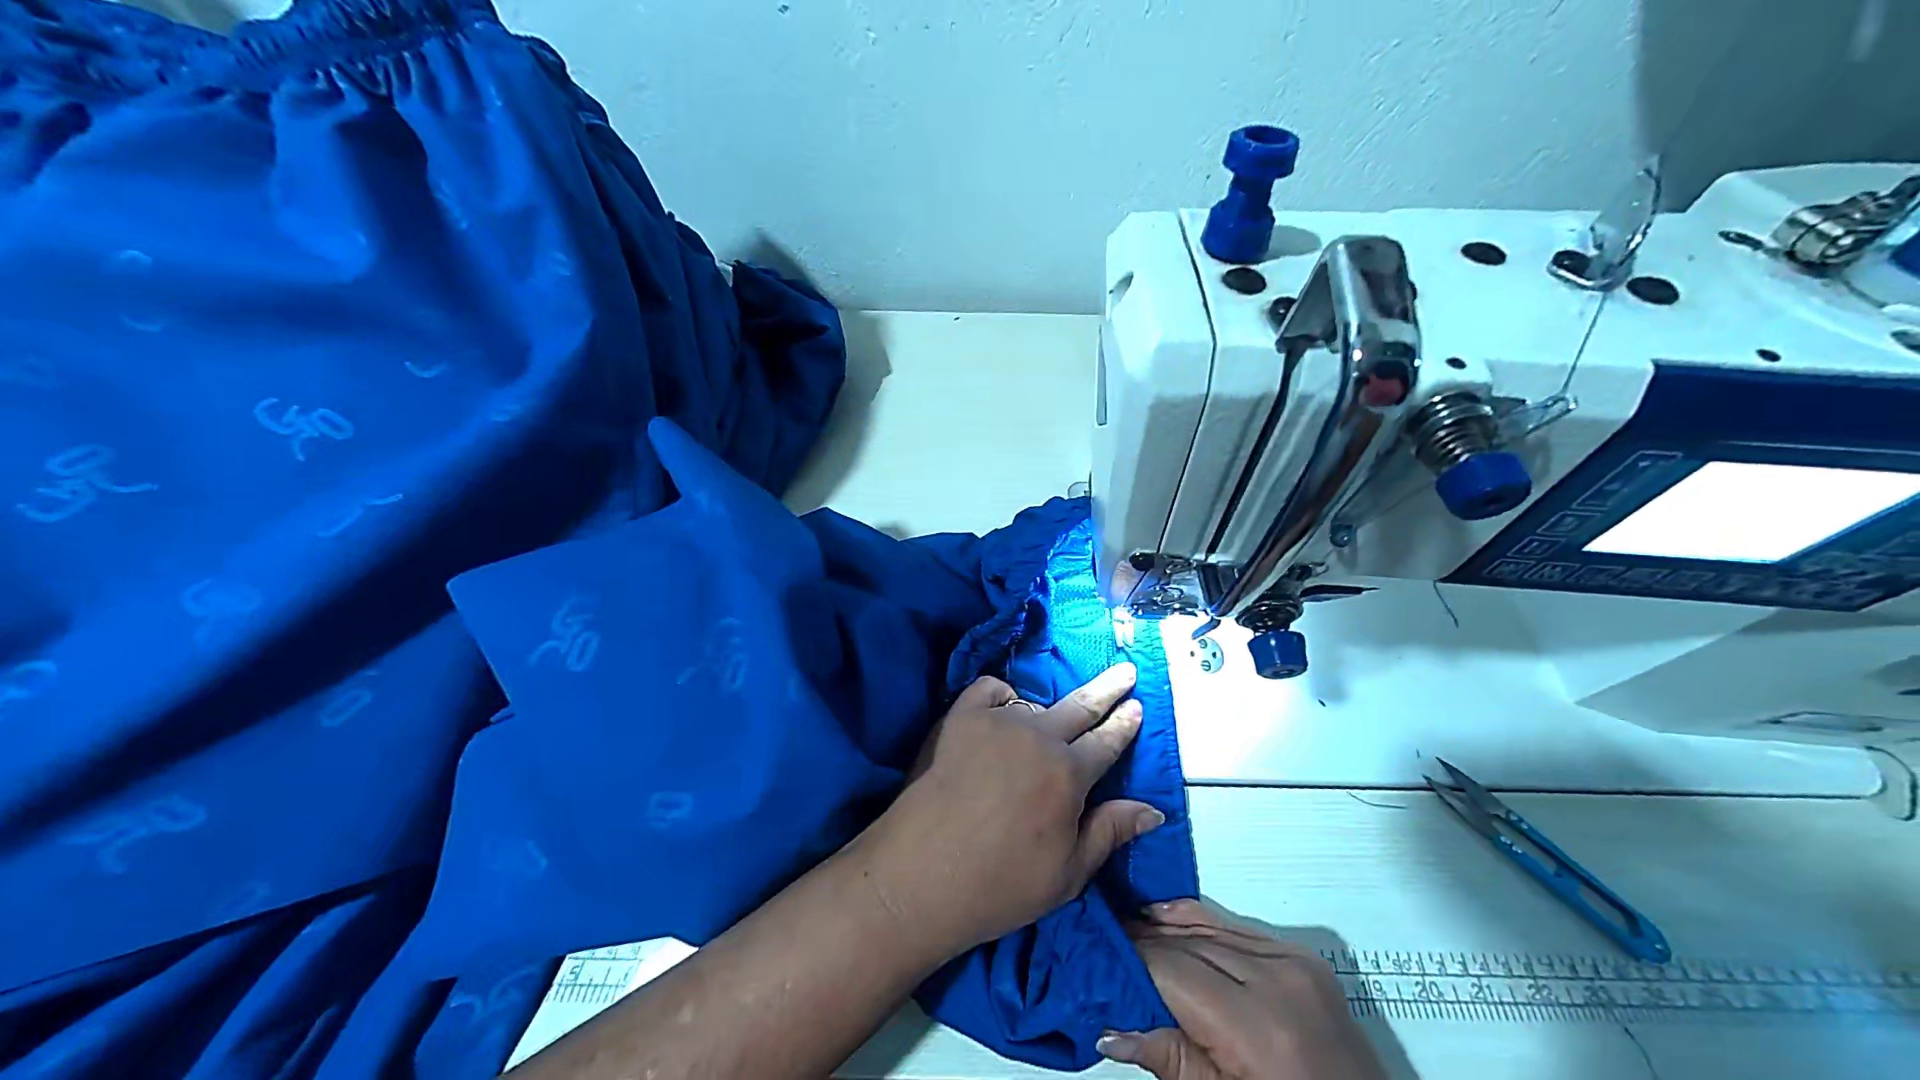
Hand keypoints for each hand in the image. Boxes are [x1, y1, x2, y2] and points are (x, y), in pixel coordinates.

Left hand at [851, 663, 1164, 957]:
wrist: (920, 874)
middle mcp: (1038, 737)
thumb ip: (1110, 832)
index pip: (1107, 742)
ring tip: (1051, 722)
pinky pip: (990, 689)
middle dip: (1108, 690)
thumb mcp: (1068, 874)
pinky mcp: (960, 717)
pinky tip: (1004, 708)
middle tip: (1125, 672)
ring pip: (1034, 704)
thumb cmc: (1000, 886)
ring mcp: (997, 721)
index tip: (1137, 706)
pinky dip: (1002, 695)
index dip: (1125, 724)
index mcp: (1069, 775)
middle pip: (1081, 707)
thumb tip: (1153, 809)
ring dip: (1049, 711)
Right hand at [1102, 899, 1387, 1079]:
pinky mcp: (1301, 954)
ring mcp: (1294, 960)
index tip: (1090, 954)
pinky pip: (1234, 928)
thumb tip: (1108, 1026)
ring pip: (1207, 926)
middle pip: (1187, 942)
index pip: (1172, 970)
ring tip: (1121, 927)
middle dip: (1138, 940)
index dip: (1128, 960)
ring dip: (1162, 926)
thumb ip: (1171, 1061)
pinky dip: (1197, 926)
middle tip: (1096, 941)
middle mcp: (1279, 977)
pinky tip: (1165, 921)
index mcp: (1261, 1026)